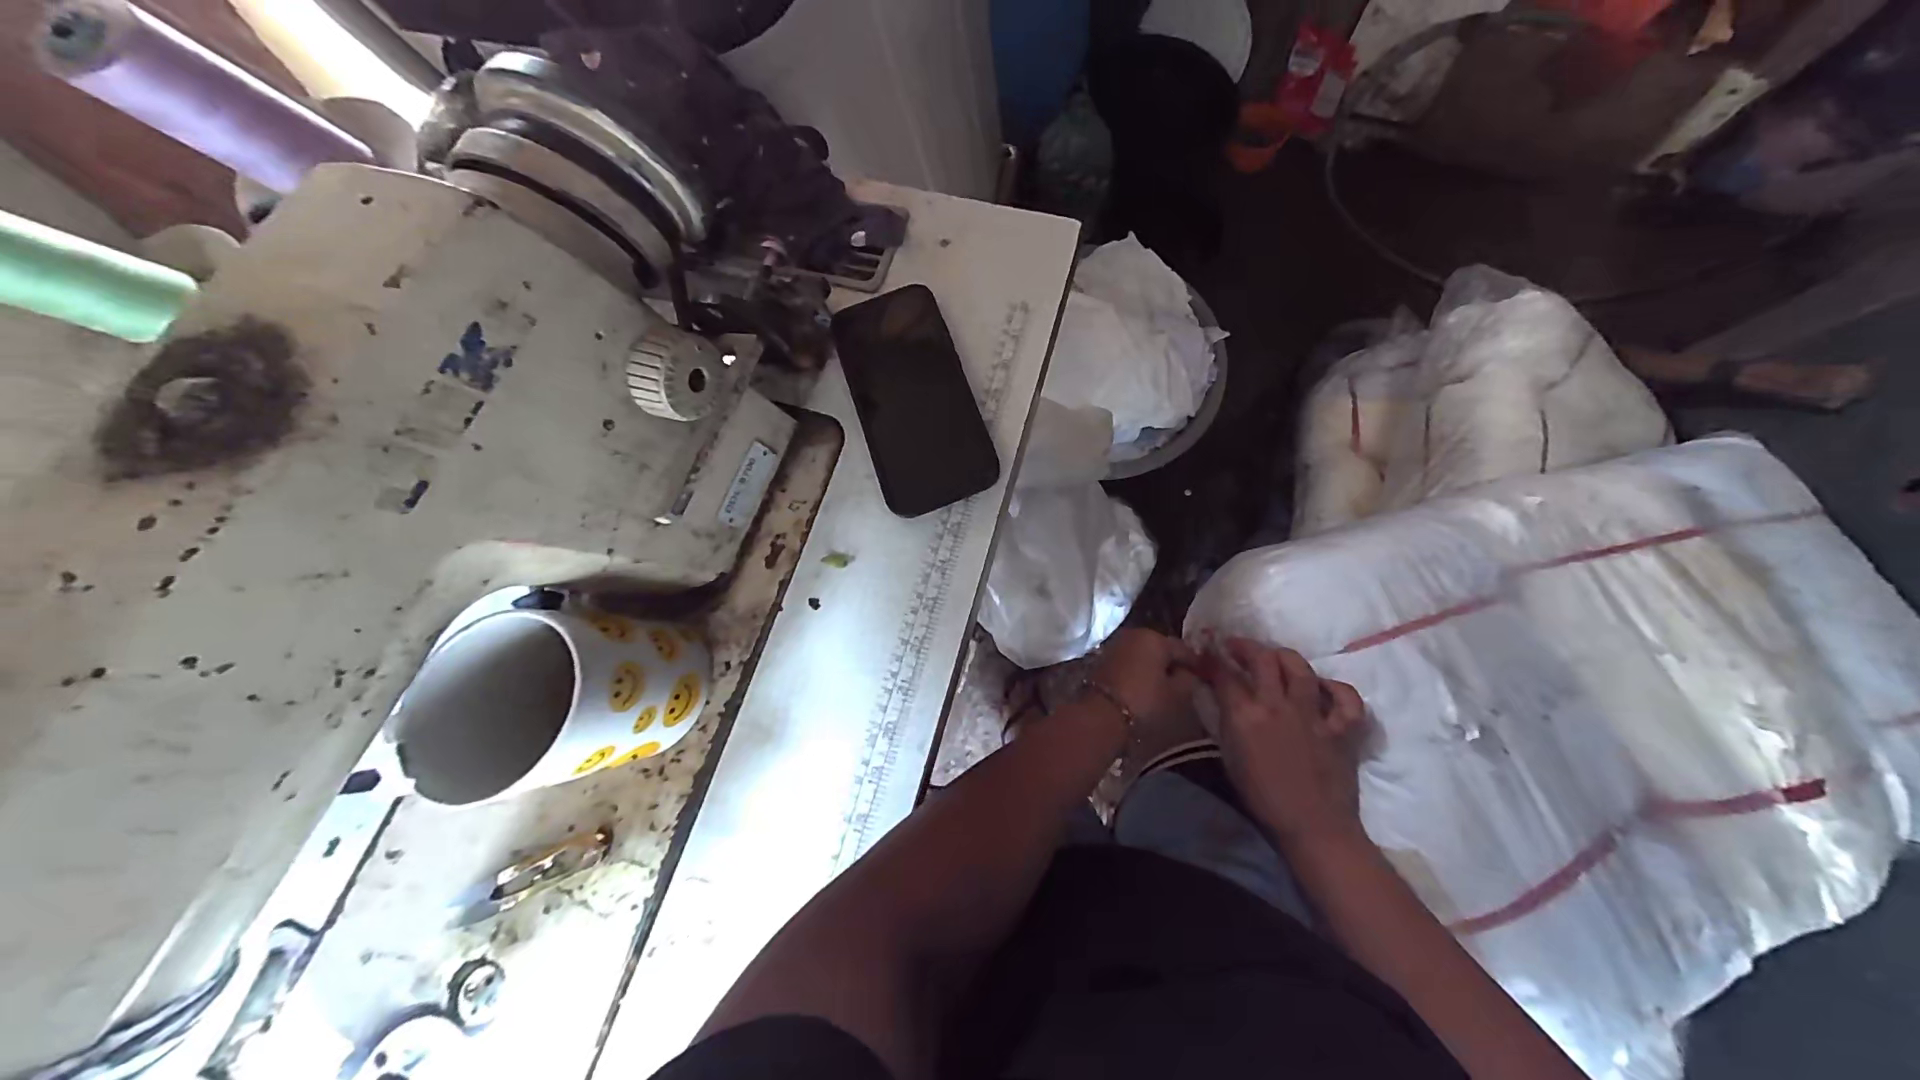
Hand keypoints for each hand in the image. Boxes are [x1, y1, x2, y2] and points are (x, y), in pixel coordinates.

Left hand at [1089, 628, 1199, 727]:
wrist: (1101, 712)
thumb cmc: (1144, 701)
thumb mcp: (1176, 693)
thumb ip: (1188, 679)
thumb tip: (1189, 672)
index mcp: (1155, 638)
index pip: (1183, 649)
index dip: (1196, 664)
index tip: (1204, 677)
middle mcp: (1135, 635)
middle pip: (1162, 648)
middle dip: (1173, 663)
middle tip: (1185, 681)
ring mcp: (1117, 645)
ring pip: (1145, 654)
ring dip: (1155, 666)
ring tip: (1165, 685)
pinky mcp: (1105, 658)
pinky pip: (1131, 660)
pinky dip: (1140, 669)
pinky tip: (1145, 684)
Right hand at [1199, 637, 1368, 851]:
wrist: (1312, 826)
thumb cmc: (1262, 797)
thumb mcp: (1230, 757)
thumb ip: (1226, 722)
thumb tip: (1219, 697)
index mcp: (1246, 715)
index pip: (1224, 675)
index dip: (1212, 661)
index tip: (1206, 655)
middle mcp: (1278, 705)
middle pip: (1262, 659)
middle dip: (1245, 646)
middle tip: (1235, 646)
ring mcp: (1313, 714)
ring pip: (1300, 668)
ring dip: (1284, 657)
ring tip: (1275, 657)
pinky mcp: (1342, 728)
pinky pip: (1346, 698)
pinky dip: (1335, 689)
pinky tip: (1323, 688)